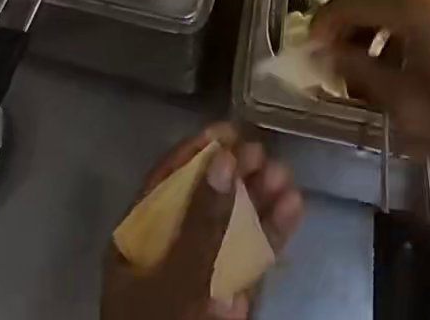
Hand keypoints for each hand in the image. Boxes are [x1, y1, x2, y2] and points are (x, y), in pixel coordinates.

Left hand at [101, 122, 303, 319]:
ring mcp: (199, 276)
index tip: (226, 130)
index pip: (164, 182)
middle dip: (236, 173)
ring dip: (260, 199)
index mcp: (137, 242)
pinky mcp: (226, 299)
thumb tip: (223, 159)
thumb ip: (200, 221)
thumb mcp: (177, 278)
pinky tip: (293, 209)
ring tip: (286, 177)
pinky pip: (249, 259)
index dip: (194, 152)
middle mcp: (167, 253)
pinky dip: (271, 235)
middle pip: (204, 199)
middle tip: (263, 153)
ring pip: (232, 226)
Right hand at [312, 0, 429, 200]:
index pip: (353, 0)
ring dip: (371, 28)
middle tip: (330, 61)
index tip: (308, 49)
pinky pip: (419, 10)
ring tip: (361, 71)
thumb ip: (359, 72)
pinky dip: (397, 30)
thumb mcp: (406, 108)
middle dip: (346, 25)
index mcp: (418, 10)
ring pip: (394, 2)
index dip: (325, 22)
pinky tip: (395, 66)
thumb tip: (324, 54)